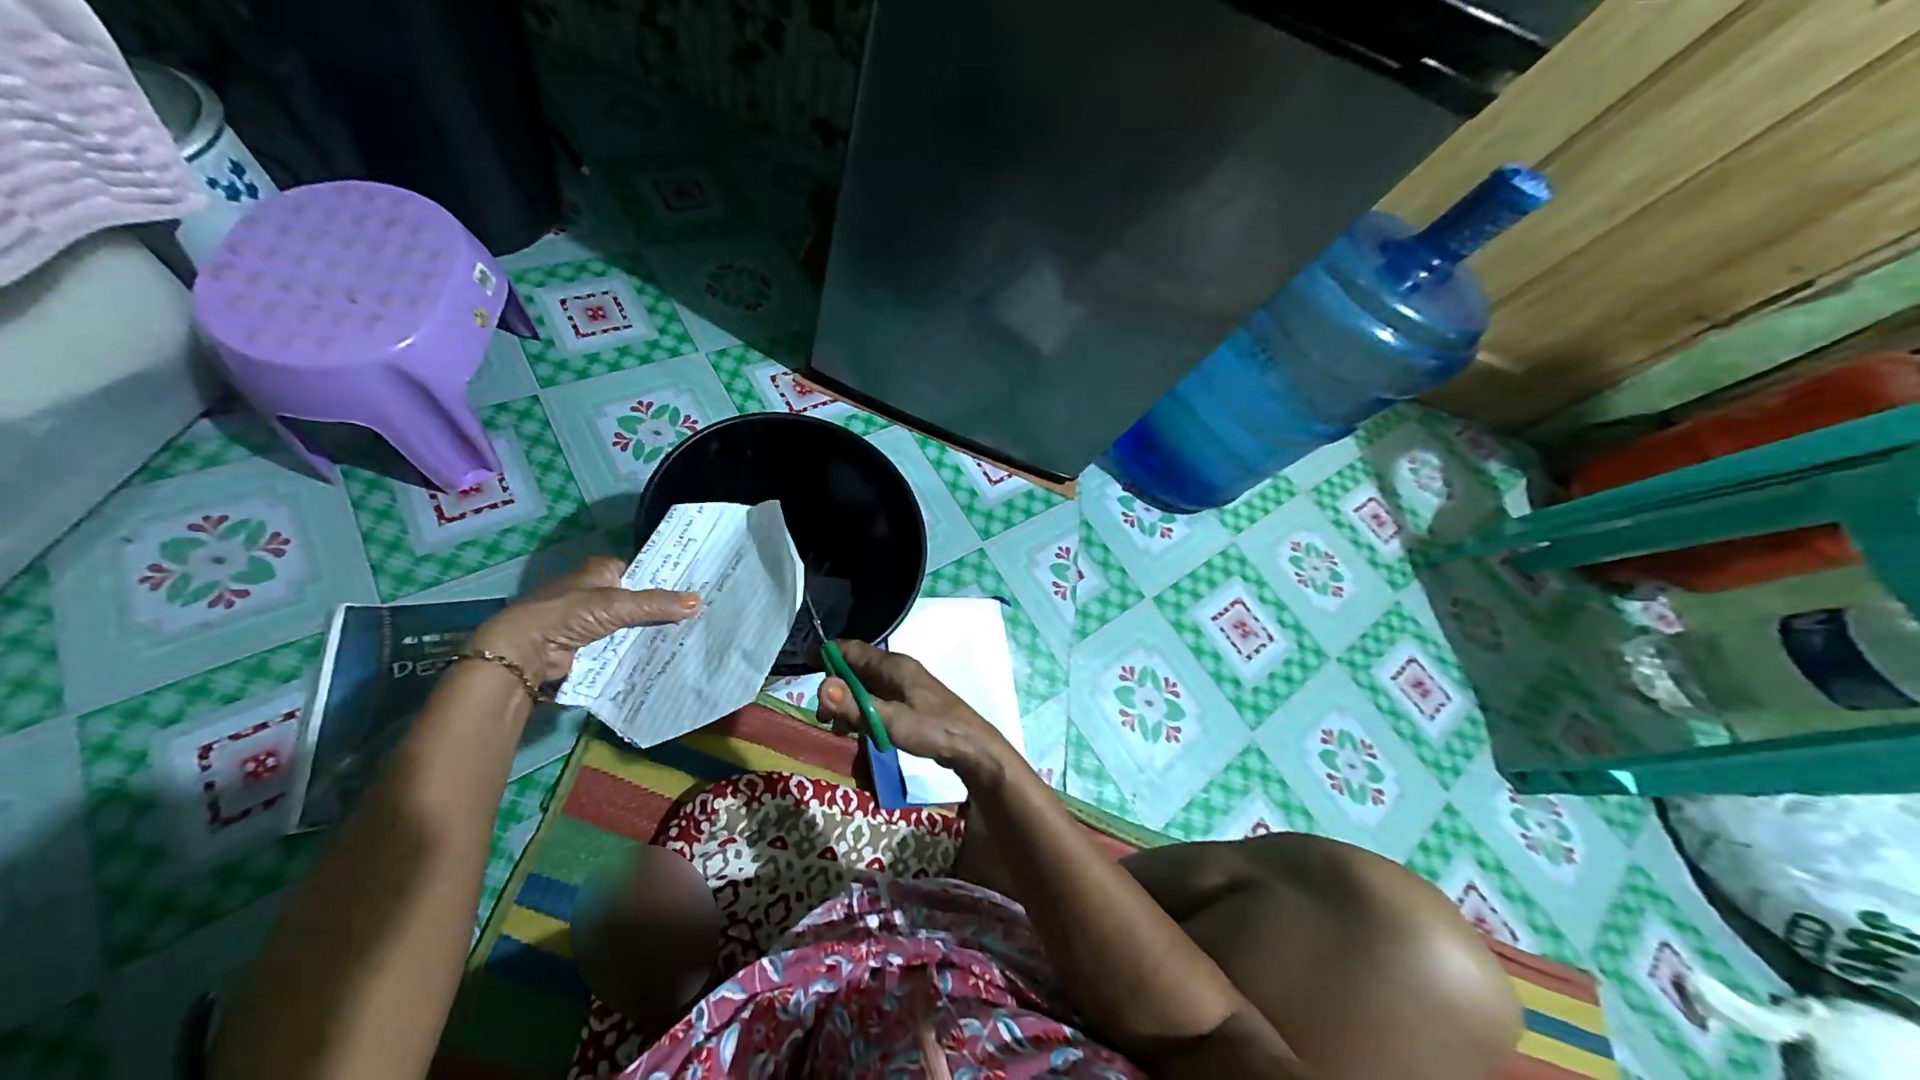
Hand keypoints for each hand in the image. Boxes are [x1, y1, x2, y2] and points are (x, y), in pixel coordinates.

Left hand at [468, 556, 699, 685]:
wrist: (526, 651)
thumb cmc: (568, 614)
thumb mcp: (617, 604)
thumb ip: (656, 603)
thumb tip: (698, 601)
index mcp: (601, 570)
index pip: (642, 571)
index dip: (665, 580)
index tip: (693, 590)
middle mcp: (597, 591)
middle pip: (639, 599)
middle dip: (663, 609)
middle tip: (698, 616)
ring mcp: (593, 620)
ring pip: (633, 624)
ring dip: (652, 632)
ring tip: (689, 635)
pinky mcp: (591, 645)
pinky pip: (623, 645)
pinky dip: (638, 649)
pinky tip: (664, 653)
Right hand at [814, 640, 1013, 777]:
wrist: (972, 747)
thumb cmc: (932, 729)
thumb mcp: (889, 721)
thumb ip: (855, 706)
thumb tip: (821, 687)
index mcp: (893, 666)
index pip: (852, 648)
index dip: (827, 656)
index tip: (805, 671)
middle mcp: (898, 670)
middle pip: (857, 669)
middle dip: (836, 689)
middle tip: (823, 716)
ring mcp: (906, 686)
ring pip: (867, 687)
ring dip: (850, 705)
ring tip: (839, 730)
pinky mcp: (911, 703)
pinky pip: (879, 700)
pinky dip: (865, 713)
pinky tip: (862, 734)